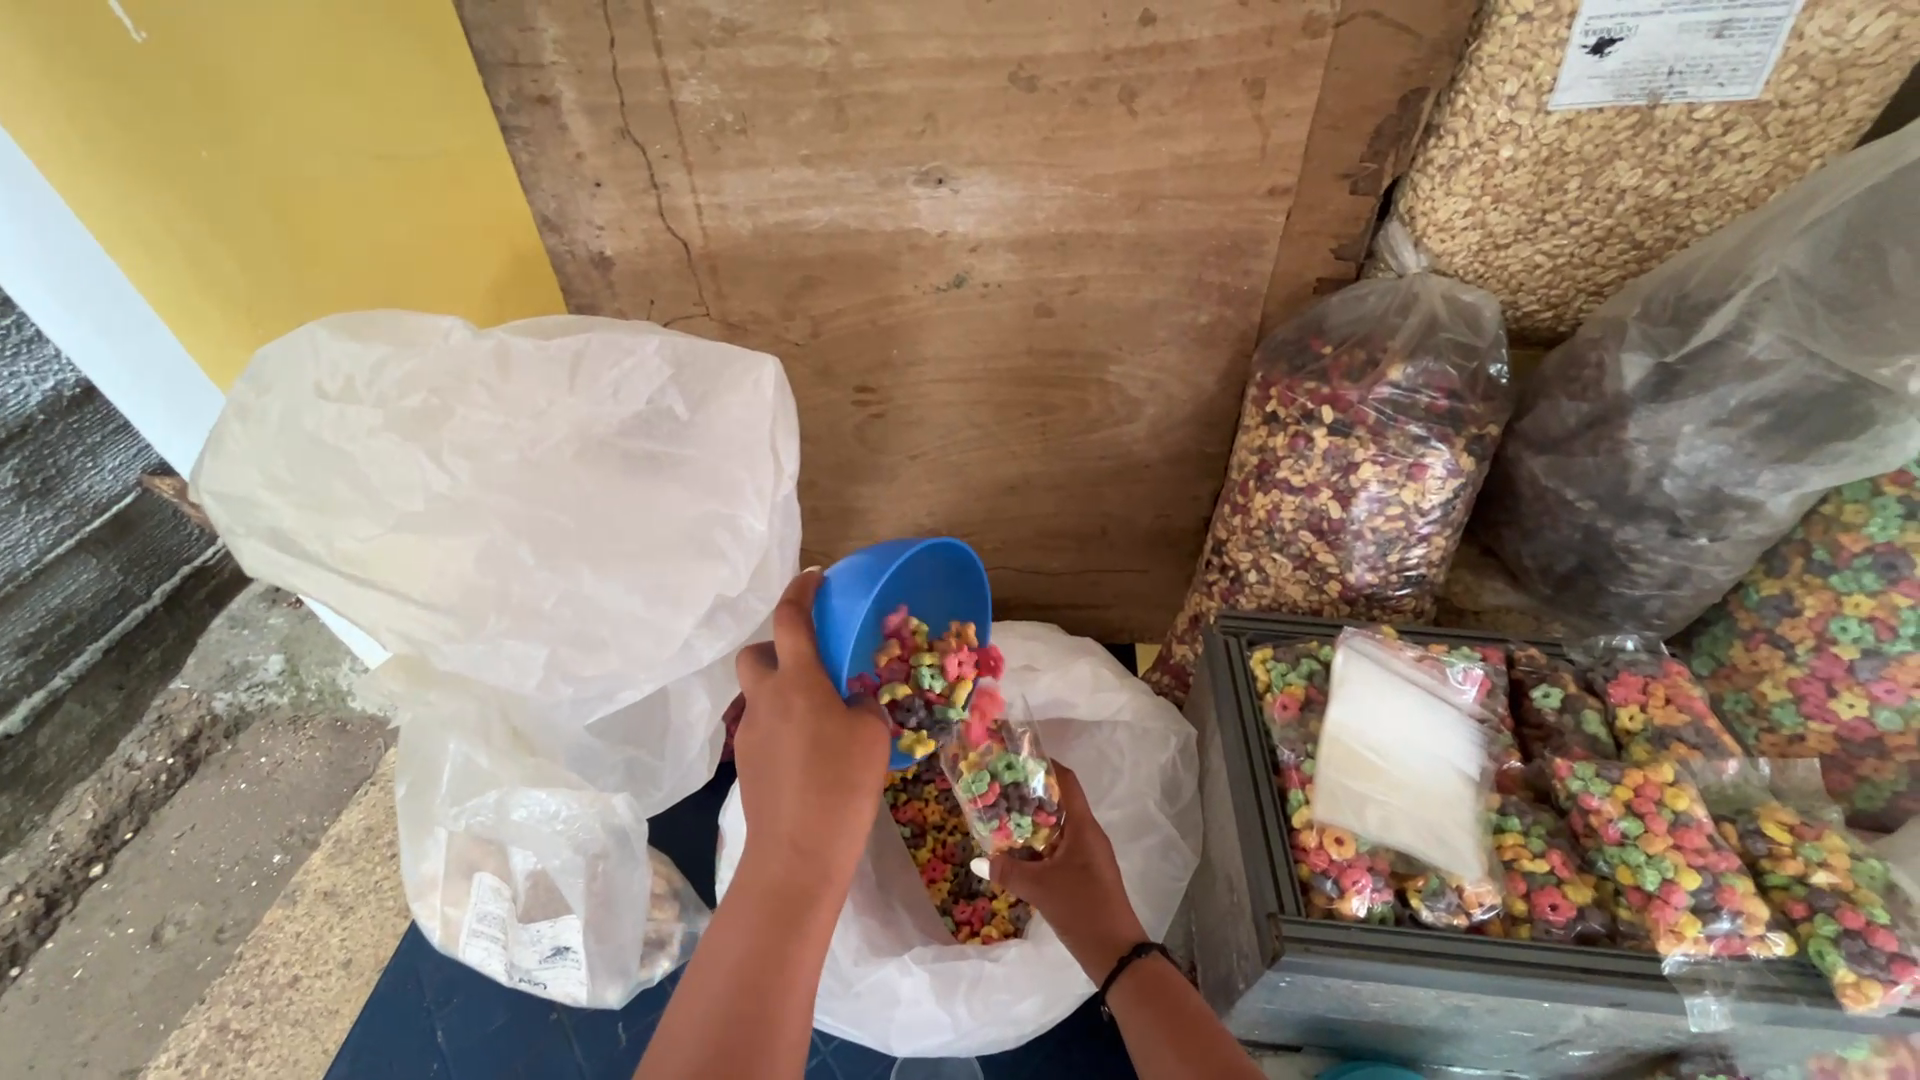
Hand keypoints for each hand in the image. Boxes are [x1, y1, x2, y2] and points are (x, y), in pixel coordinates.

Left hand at [734, 569, 892, 882]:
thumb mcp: (872, 735)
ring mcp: (749, 732)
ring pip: (756, 692)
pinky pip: (760, 724)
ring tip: (815, 712)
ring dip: (778, 687)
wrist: (798, 853)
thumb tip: (852, 698)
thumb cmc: (842, 785)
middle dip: (777, 647)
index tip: (814, 578)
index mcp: (798, 681)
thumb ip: (863, 704)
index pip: (790, 619)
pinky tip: (807, 751)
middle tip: (811, 663)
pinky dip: (780, 722)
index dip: (800, 591)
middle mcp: (765, 698)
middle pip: (755, 653)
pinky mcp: (745, 762)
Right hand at [987, 764, 1147, 983]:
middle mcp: (1088, 833)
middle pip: (1060, 802)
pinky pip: (1061, 847)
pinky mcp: (1086, 872)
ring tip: (1002, 818)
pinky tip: (1019, 853)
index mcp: (1083, 826)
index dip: (1045, 765)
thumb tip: (978, 861)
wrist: (1116, 953)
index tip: (1018, 758)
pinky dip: (1040, 844)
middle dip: (1031, 794)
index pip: (1067, 781)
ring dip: (1034, 822)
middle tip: (1000, 789)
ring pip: (1059, 826)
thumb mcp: (1039, 888)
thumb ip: (1007, 871)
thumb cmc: (1081, 908)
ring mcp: (1089, 854)